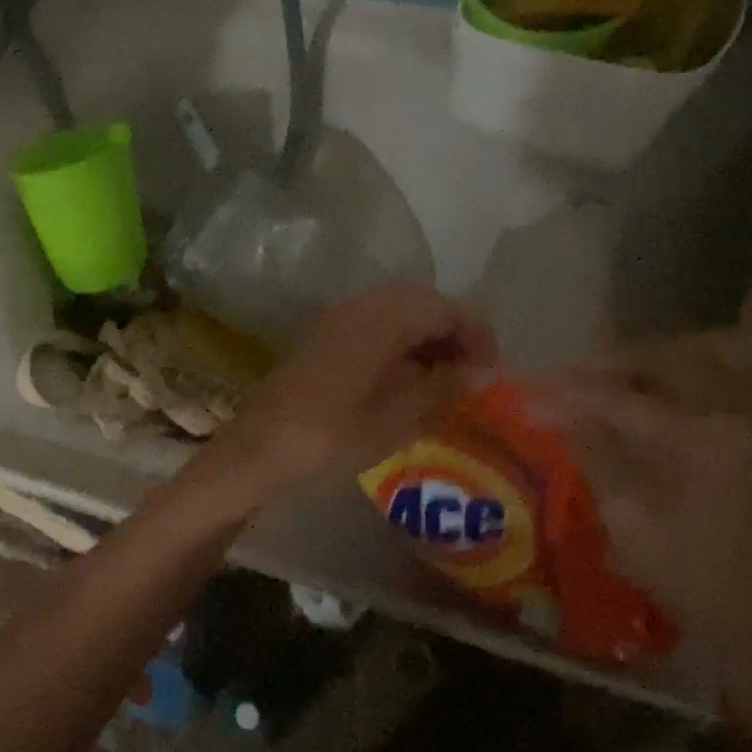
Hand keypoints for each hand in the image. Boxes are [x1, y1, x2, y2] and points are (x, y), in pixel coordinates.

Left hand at [203, 281, 497, 508]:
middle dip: (452, 332)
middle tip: (471, 374)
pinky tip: (405, 381)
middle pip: (420, 301)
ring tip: (444, 382)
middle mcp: (357, 306)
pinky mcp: (320, 339)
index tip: (492, 373)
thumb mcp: (398, 419)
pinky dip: (396, 344)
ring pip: (394, 312)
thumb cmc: (331, 436)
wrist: (259, 449)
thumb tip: (477, 372)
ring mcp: (334, 319)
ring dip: (424, 337)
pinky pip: (371, 326)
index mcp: (380, 317)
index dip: (476, 335)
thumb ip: (443, 388)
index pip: (444, 306)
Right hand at [548, 333, 751, 649]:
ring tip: (620, 381)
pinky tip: (670, 396)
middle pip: (668, 360)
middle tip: (573, 379)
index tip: (530, 390)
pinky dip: (698, 375)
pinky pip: (740, 379)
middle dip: (613, 364)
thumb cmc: (691, 579)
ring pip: (710, 358)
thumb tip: (554, 408)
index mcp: (707, 440)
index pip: (622, 399)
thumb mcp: (627, 518)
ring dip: (657, 362)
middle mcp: (748, 415)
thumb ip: (593, 450)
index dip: (571, 393)